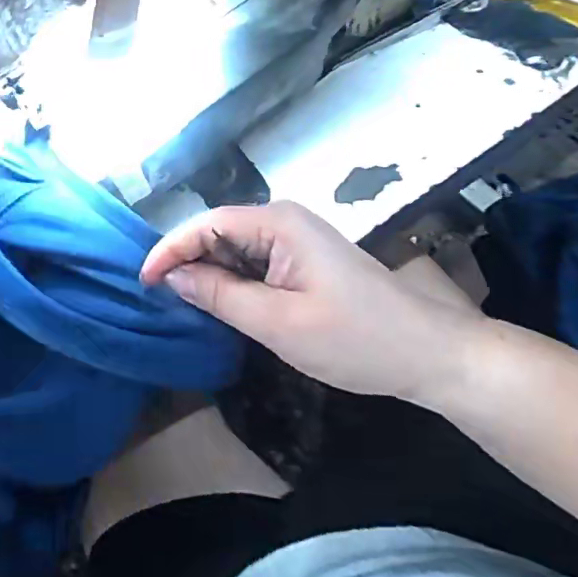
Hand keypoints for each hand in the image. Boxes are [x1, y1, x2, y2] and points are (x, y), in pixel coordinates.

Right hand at [140, 201, 487, 406]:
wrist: (434, 356)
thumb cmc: (357, 339)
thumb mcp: (278, 323)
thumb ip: (220, 295)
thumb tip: (174, 277)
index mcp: (278, 223)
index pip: (206, 225)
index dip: (170, 249)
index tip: (144, 280)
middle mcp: (283, 219)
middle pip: (218, 232)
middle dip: (188, 260)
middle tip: (161, 295)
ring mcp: (295, 238)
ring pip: (234, 247)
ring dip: (209, 272)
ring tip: (185, 301)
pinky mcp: (303, 258)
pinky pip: (254, 261)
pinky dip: (233, 280)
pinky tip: (222, 302)